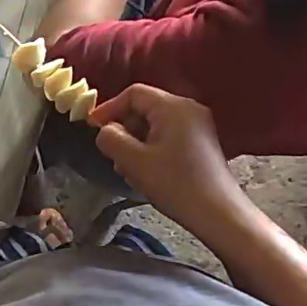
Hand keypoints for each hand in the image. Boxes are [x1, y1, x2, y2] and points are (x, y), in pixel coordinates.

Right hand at [89, 85, 242, 229]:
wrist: (216, 211)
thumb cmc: (173, 183)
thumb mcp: (132, 160)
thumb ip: (110, 139)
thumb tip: (105, 131)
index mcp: (172, 107)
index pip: (133, 93)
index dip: (108, 107)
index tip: (91, 127)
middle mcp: (188, 109)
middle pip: (145, 107)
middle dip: (122, 126)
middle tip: (109, 151)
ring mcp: (198, 126)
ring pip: (154, 123)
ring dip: (134, 140)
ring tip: (125, 165)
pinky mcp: (201, 142)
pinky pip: (167, 135)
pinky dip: (149, 146)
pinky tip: (144, 170)